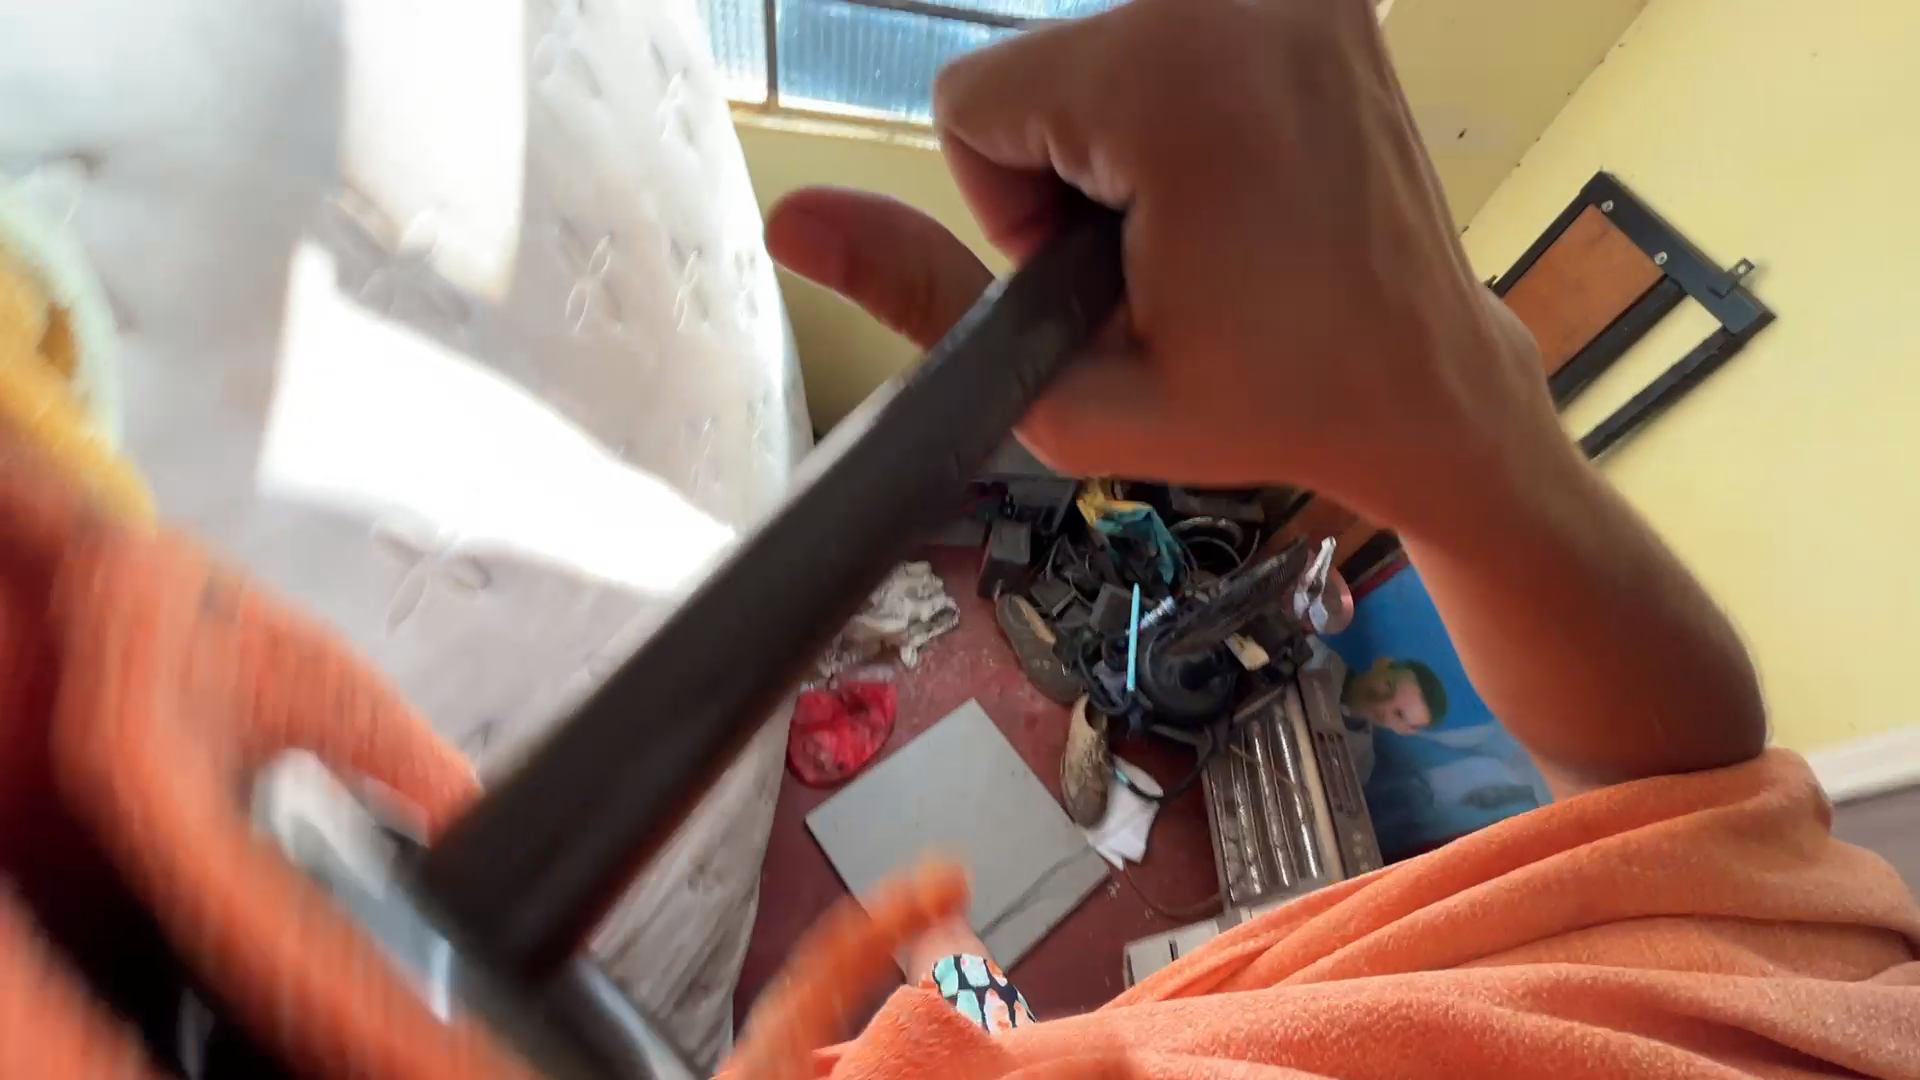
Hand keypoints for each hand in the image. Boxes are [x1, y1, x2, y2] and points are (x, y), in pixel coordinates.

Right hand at [766, 0, 1764, 789]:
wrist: (1422, 390)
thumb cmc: (1251, 412)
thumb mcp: (1063, 393)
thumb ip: (923, 300)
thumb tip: (793, 221)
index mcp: (1169, 79)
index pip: (971, 103)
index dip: (1008, 219)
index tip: (1098, 282)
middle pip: (1031, 75)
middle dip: (1060, 186)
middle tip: (1156, 269)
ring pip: (1090, 59)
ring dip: (1111, 159)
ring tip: (1199, 240)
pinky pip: (1162, 45)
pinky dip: (1165, 121)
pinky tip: (1232, 194)